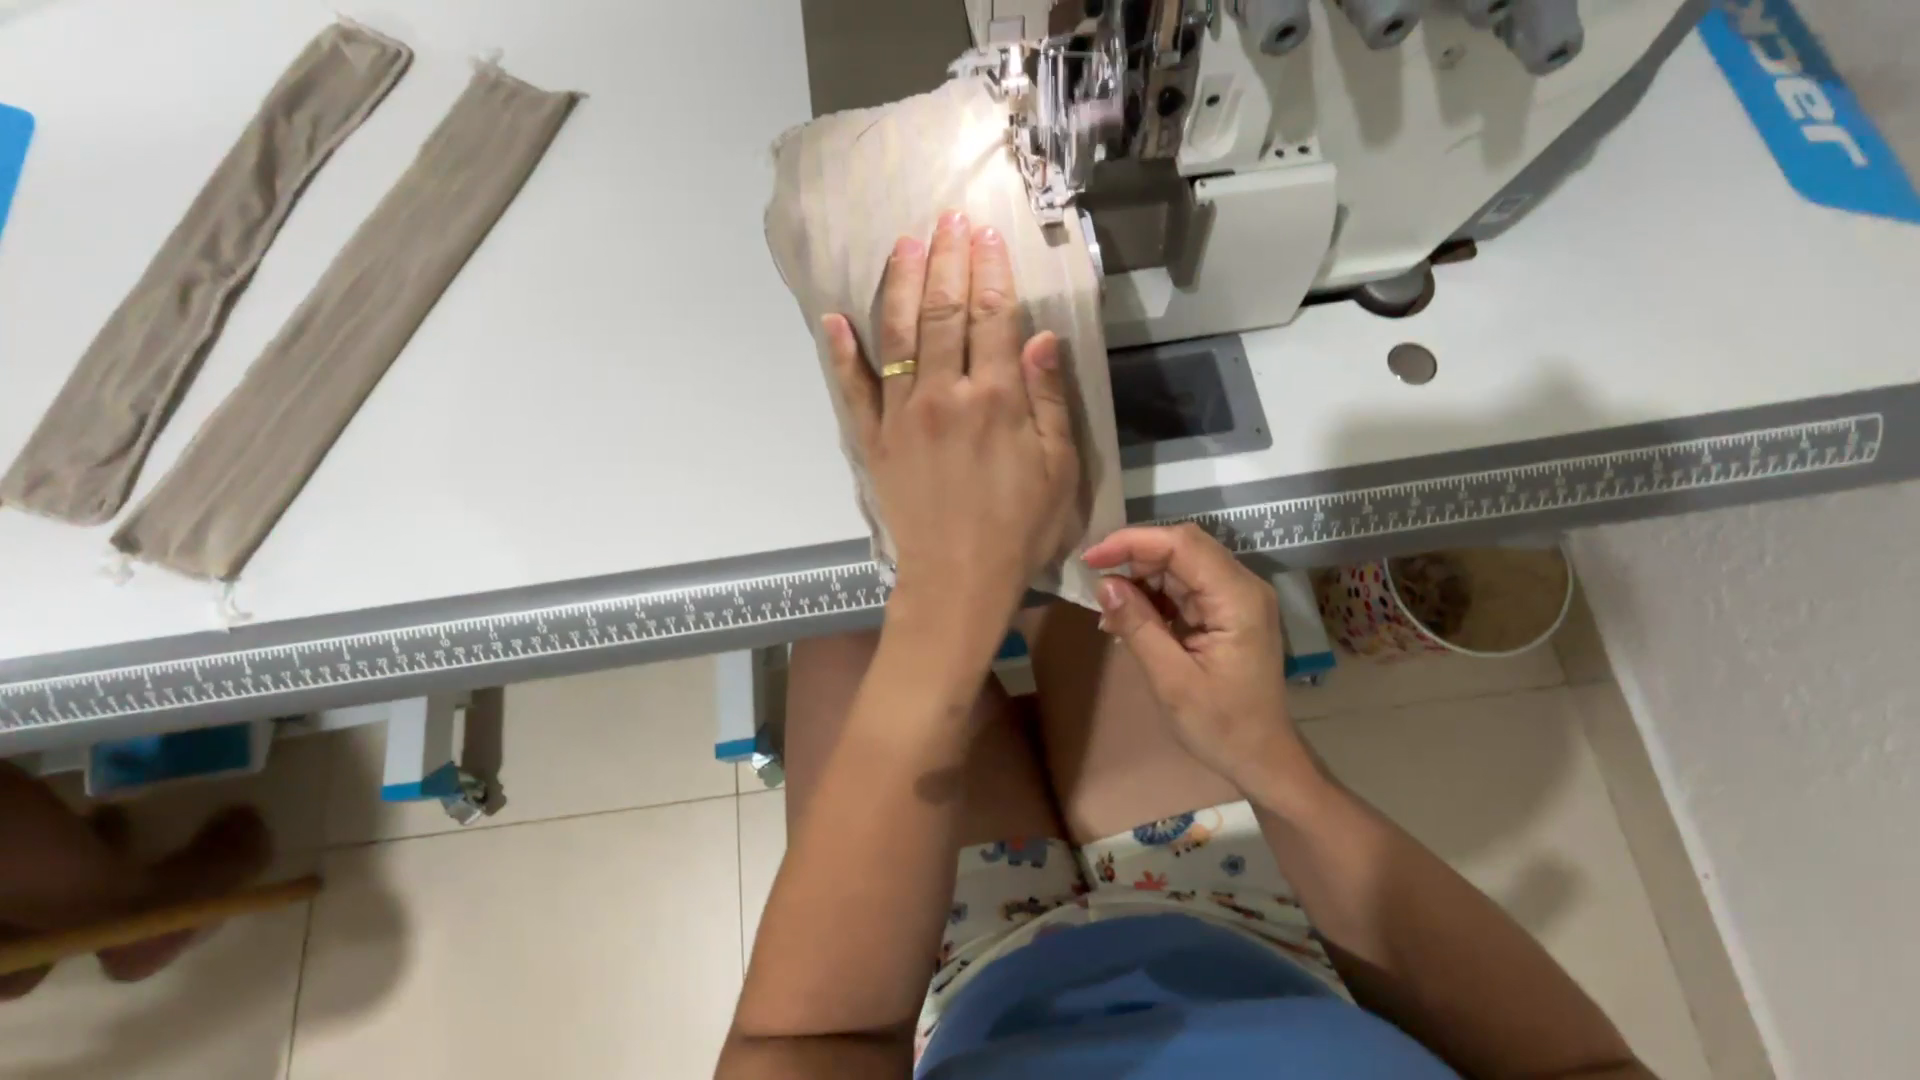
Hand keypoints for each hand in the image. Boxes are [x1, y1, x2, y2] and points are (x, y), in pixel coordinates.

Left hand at [824, 210, 1078, 626]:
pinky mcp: (873, 440)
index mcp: (995, 398)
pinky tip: (833, 318)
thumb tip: (1041, 336)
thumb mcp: (1060, 469)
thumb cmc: (1020, 529)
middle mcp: (944, 394)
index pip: (993, 315)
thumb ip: (1048, 399)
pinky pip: (853, 389)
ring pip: (897, 334)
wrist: (959, 581)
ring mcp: (902, 415)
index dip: (990, 269)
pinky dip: (840, 352)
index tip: (986, 234)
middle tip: (947, 219)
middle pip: (942, 311)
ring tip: (905, 244)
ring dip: (900, 283)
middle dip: (946, 259)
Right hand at [1083, 525, 1315, 792]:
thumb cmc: (1222, 726)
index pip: (1182, 545)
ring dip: (1140, 579)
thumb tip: (1104, 584)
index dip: (1133, 542)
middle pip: (1182, 548)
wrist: (1262, 758)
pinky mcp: (1225, 612)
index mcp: (1237, 599)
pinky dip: (1152, 596)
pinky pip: (1183, 587)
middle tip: (1094, 580)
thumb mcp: (1172, 681)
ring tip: (1107, 609)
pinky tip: (1127, 619)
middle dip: (1133, 557)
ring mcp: (1235, 598)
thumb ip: (1139, 627)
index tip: (1091, 559)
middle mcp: (1241, 587)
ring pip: (1179, 565)